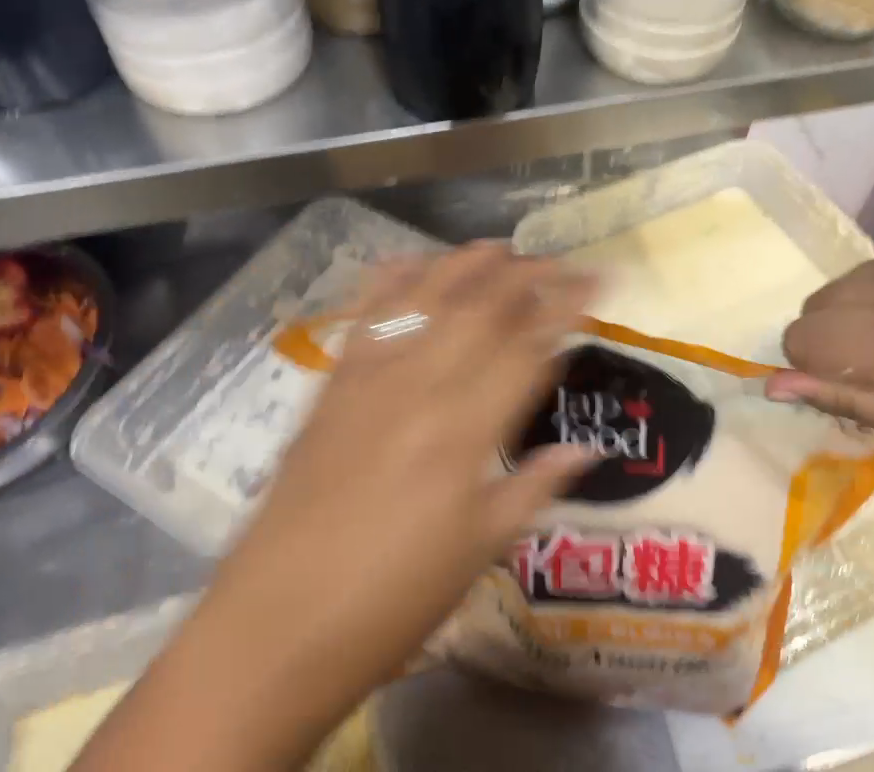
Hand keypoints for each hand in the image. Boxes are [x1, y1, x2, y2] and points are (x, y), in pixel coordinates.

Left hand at [212, 243, 596, 703]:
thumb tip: (585, 449)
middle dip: (528, 277)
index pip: (528, 350)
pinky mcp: (328, 391)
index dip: (567, 309)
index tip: (598, 279)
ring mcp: (366, 383)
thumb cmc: (390, 605)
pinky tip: (406, 261)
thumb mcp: (476, 554)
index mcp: (464, 433)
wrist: (274, 626)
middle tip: (563, 259)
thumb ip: (532, 488)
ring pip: (423, 302)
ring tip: (499, 247)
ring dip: (464, 267)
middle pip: (481, 312)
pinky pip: (362, 321)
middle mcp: (417, 390)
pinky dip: (387, 284)